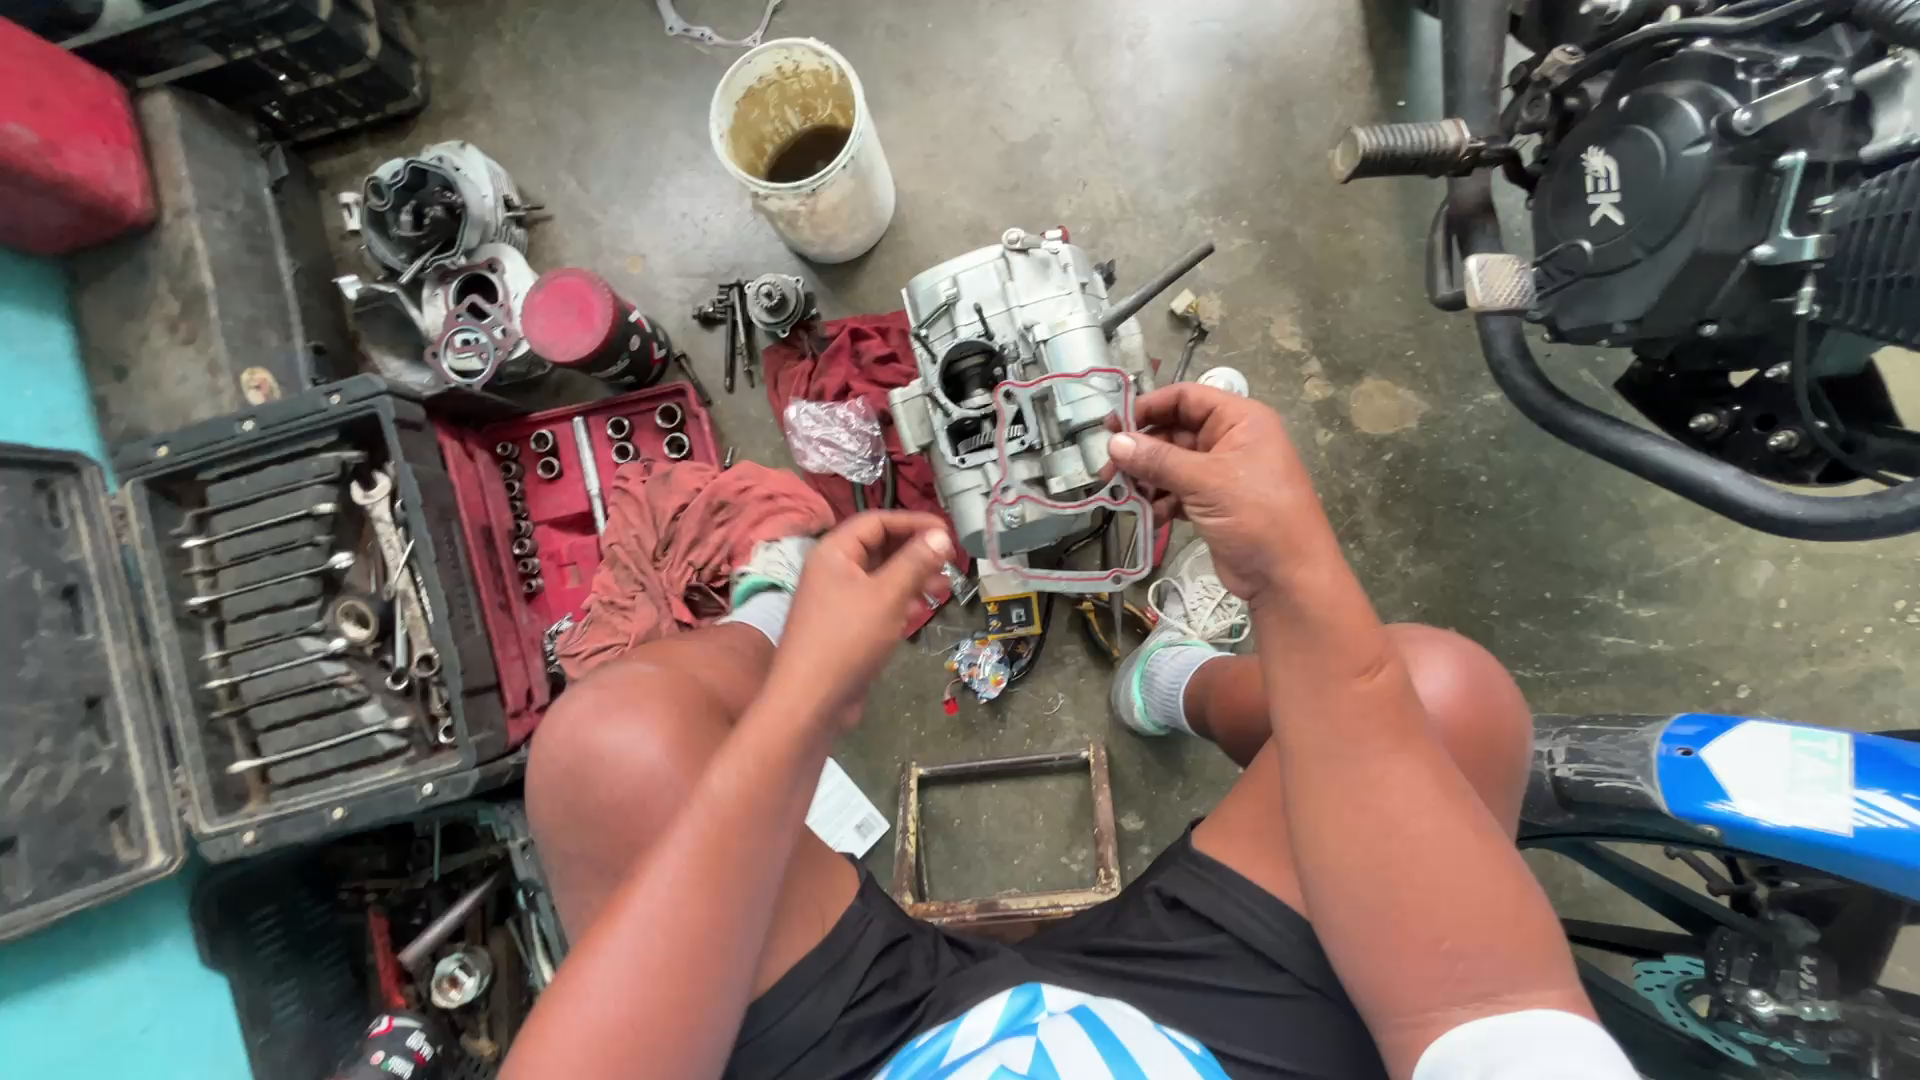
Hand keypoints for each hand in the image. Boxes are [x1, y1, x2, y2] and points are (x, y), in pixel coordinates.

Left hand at [766, 511, 953, 726]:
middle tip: (949, 562)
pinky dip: (901, 601)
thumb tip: (940, 535)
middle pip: (880, 547)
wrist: (810, 700)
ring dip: (913, 578)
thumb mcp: (887, 596)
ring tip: (945, 587)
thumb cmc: (847, 639)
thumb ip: (915, 562)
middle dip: (916, 553)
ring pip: (882, 577)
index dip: (913, 522)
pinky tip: (922, 609)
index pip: (877, 521)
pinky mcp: (846, 625)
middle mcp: (833, 570)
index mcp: (834, 552)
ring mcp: (838, 599)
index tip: (945, 533)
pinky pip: (877, 602)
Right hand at [1107, 384, 1325, 607]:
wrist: (1287, 576)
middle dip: (1141, 451)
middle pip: (1173, 432)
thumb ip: (1157, 460)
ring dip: (1146, 479)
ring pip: (1170, 465)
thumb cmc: (1257, 516)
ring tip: (1124, 496)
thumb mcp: (1206, 482)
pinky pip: (1176, 491)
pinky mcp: (1212, 503)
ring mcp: (1220, 474)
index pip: (1186, 398)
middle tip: (1109, 470)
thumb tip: (1115, 442)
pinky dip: (1159, 501)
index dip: (1148, 406)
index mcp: (1240, 421)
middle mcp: (1230, 441)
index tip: (1112, 425)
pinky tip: (1148, 515)